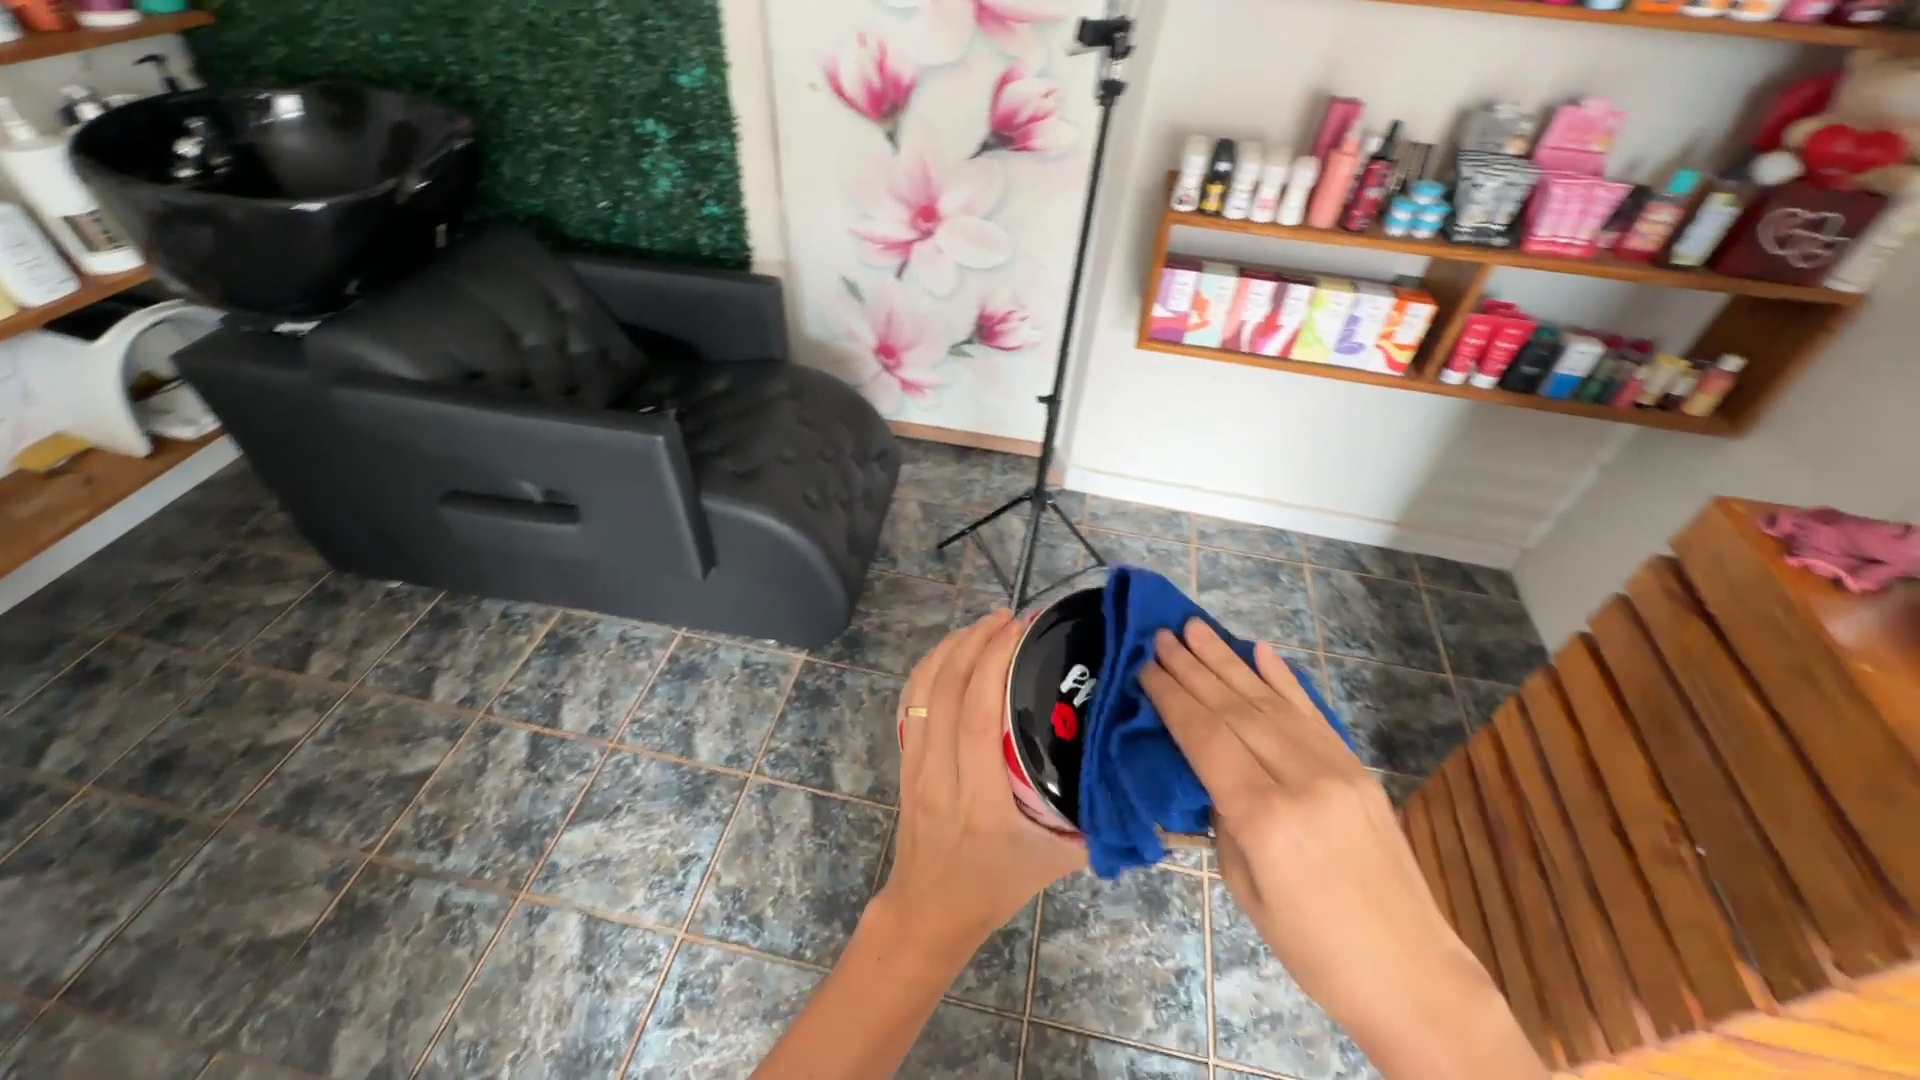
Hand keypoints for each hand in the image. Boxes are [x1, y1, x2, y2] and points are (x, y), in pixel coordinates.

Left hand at [874, 609, 1086, 955]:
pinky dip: (928, 670)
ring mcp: (914, 767)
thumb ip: (1095, 822)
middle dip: (973, 641)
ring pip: (920, 691)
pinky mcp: (903, 762)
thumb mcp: (1055, 862)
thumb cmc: (995, 886)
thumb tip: (1137, 778)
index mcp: (979, 800)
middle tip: (1006, 617)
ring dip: (948, 649)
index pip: (976, 714)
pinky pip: (909, 704)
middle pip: (944, 691)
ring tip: (980, 626)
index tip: (1018, 629)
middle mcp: (939, 775)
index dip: (993, 662)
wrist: (929, 912)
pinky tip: (952, 655)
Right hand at [1139, 620, 1542, 1079]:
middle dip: (1193, 669)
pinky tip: (1261, 652)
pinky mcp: (1359, 770)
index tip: (1145, 667)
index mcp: (1265, 816)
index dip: (1172, 698)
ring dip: (1230, 662)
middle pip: (1235, 710)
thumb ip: (1227, 820)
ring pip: (1271, 702)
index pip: (1207, 738)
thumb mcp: (1246, 890)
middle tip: (1162, 636)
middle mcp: (1302, 778)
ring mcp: (1337, 769)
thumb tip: (1213, 774)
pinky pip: (1313, 714)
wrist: (1411, 970)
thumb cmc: (1312, 948)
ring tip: (1197, 629)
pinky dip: (1284, 680)